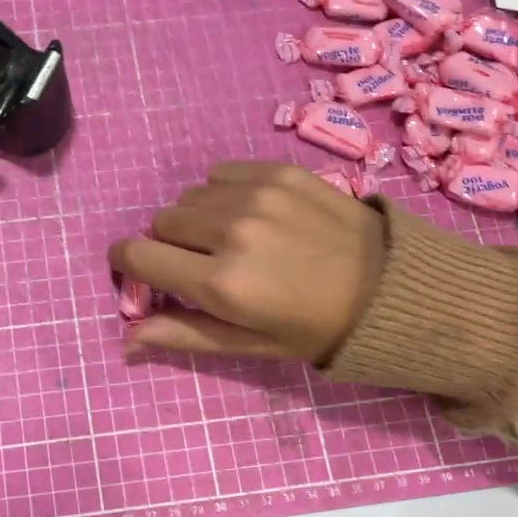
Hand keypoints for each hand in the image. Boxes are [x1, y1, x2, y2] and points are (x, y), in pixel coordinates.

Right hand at [108, 162, 386, 363]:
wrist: (391, 288)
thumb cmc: (315, 328)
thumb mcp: (250, 345)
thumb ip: (183, 335)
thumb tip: (126, 341)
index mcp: (222, 283)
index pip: (138, 256)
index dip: (127, 261)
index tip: (136, 266)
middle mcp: (231, 232)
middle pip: (162, 222)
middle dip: (172, 243)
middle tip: (205, 262)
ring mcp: (255, 195)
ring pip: (190, 196)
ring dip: (199, 217)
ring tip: (235, 237)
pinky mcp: (276, 171)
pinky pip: (220, 174)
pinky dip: (225, 193)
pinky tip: (255, 213)